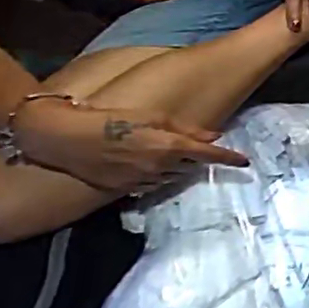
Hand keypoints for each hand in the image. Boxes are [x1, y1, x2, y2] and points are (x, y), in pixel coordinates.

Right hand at [12, 97, 248, 194]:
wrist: (63, 138)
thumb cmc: (112, 119)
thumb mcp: (154, 117)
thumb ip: (187, 129)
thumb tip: (214, 137)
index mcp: (171, 148)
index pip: (210, 156)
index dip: (230, 159)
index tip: (245, 162)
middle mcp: (160, 168)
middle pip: (191, 167)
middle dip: (197, 159)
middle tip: (194, 149)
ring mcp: (141, 181)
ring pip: (172, 178)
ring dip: (178, 168)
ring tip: (169, 156)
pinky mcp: (122, 189)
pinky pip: (151, 186)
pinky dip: (157, 177)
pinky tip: (148, 168)